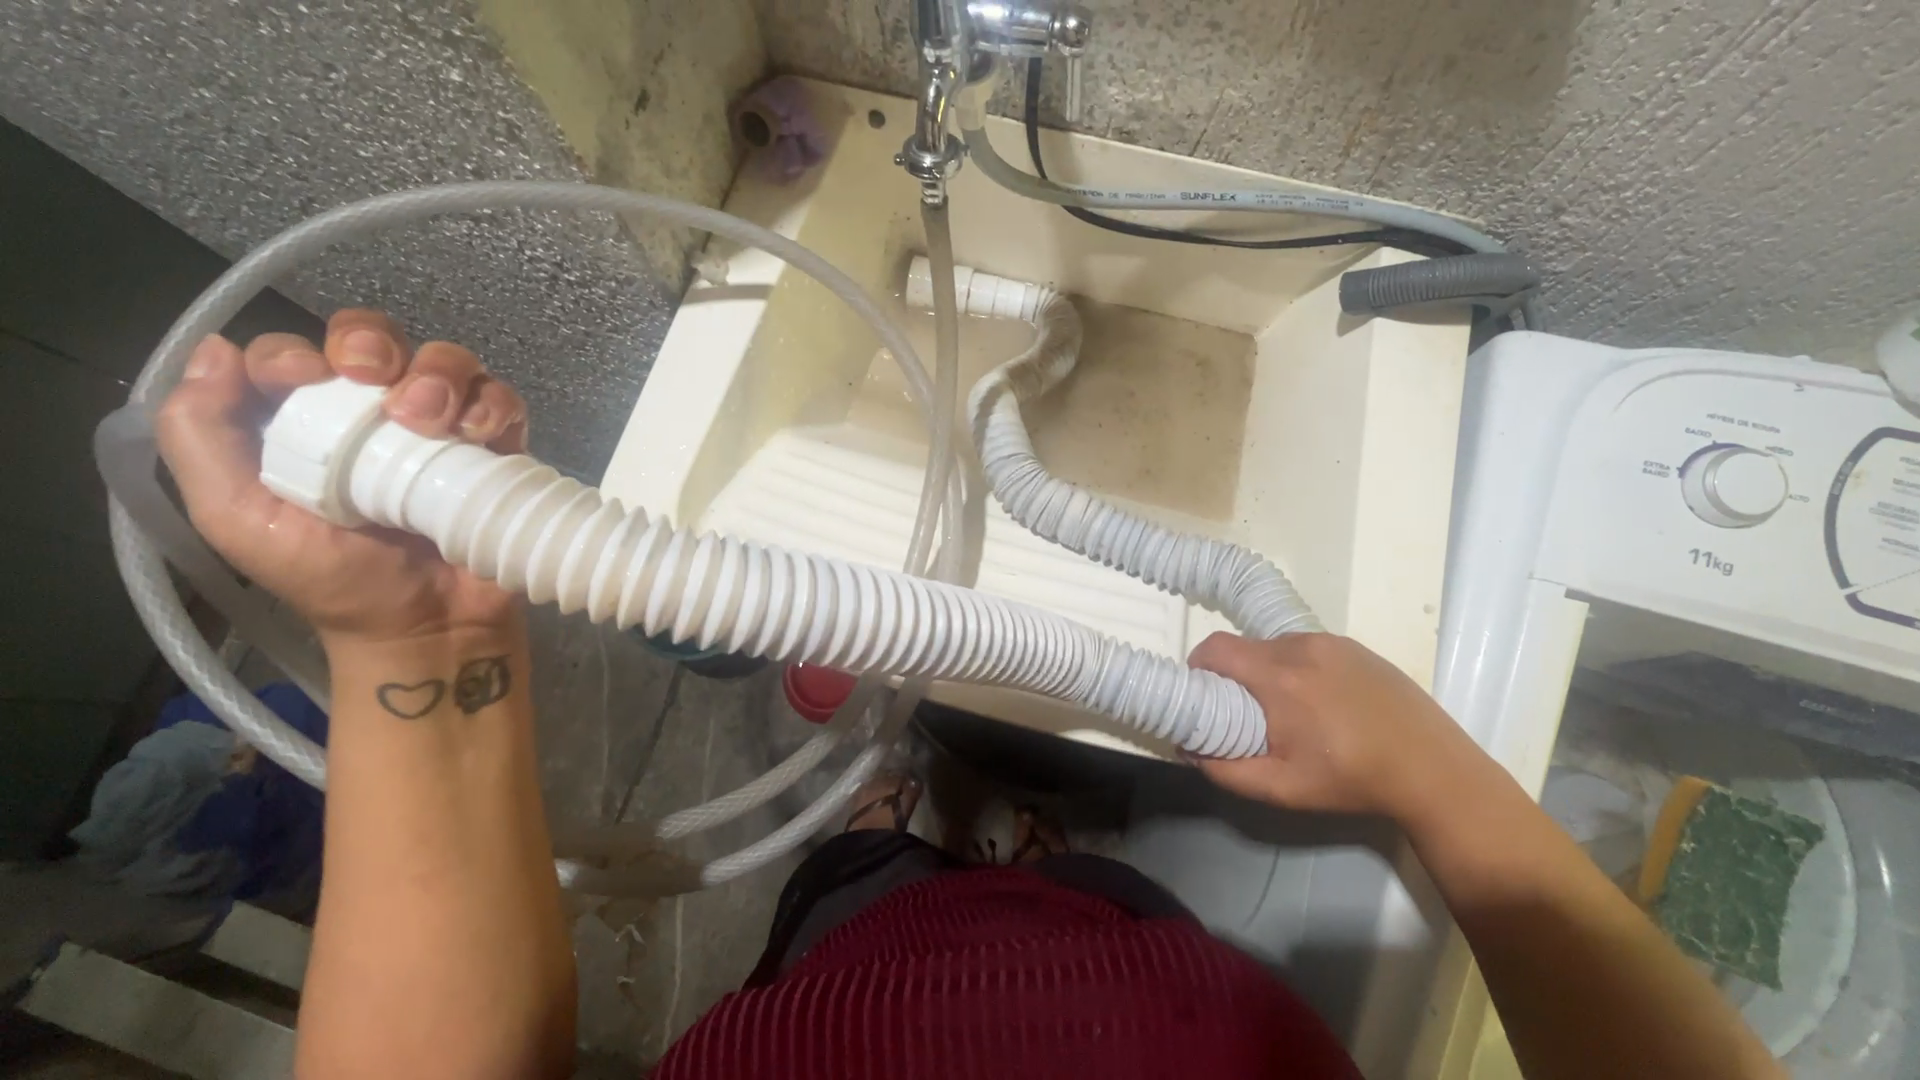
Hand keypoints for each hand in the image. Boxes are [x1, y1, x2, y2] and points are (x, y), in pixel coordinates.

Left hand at [156, 310, 530, 646]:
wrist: (426, 626)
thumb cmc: (334, 581)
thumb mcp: (238, 519)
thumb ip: (201, 440)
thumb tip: (216, 353)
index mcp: (305, 425)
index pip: (297, 355)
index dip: (298, 353)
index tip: (308, 383)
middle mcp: (375, 416)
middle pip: (377, 339)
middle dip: (373, 343)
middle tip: (375, 382)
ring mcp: (444, 430)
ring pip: (447, 361)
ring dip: (439, 375)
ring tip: (430, 423)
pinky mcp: (498, 450)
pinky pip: (503, 402)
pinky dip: (493, 407)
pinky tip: (478, 437)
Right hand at [1188, 632, 1493, 821]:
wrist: (1432, 770)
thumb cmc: (1351, 781)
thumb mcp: (1282, 789)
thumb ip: (1226, 771)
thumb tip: (1190, 750)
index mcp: (1279, 679)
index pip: (1216, 649)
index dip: (1198, 664)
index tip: (1201, 691)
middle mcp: (1302, 649)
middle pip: (1245, 646)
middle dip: (1233, 673)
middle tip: (1243, 709)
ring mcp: (1333, 644)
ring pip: (1277, 645)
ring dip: (1267, 669)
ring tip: (1285, 707)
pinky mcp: (1357, 648)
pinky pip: (1308, 648)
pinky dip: (1298, 666)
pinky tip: (1320, 700)